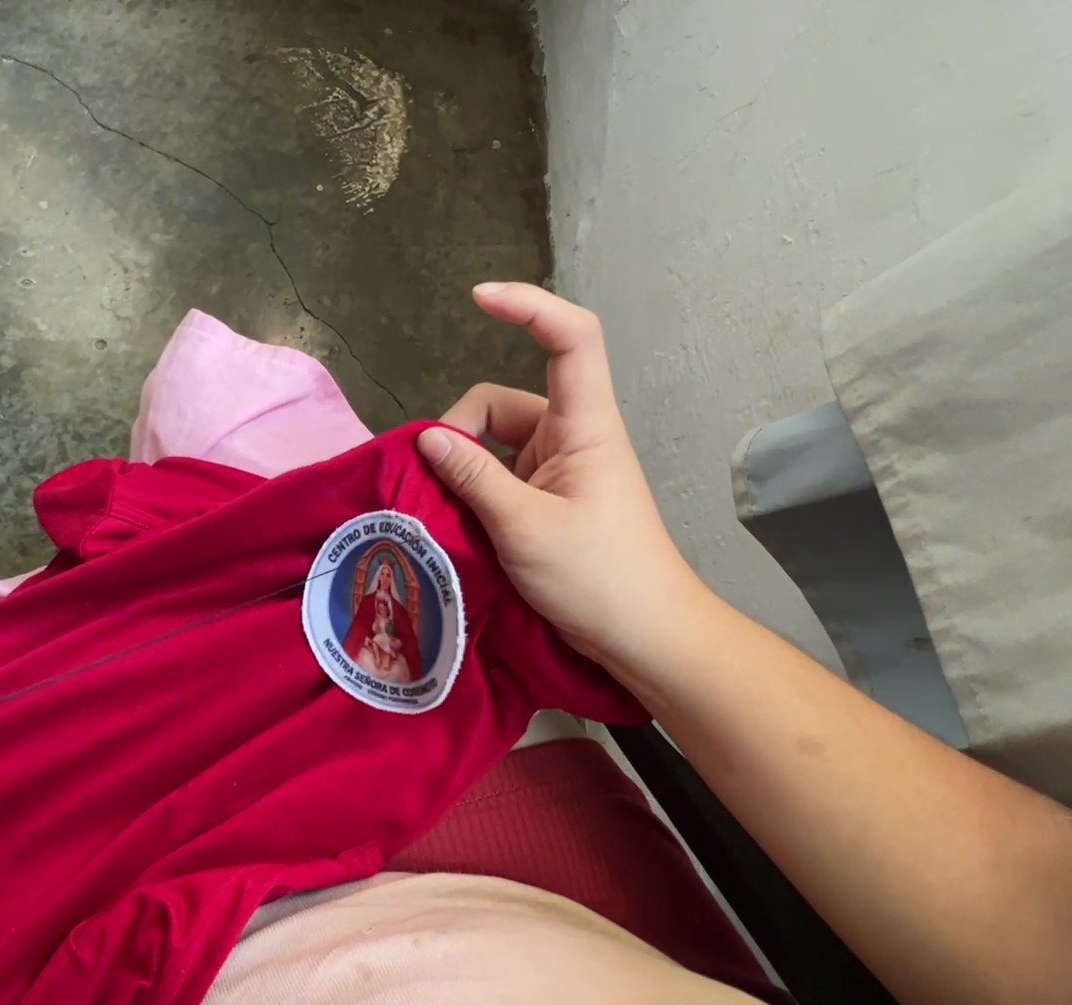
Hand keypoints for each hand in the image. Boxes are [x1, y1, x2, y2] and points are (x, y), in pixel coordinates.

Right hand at [417, 283, 713, 675]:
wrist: (644, 636)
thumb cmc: (598, 577)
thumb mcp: (524, 527)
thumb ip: (473, 478)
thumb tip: (427, 438)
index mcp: (584, 426)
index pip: (571, 337)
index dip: (528, 306)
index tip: (477, 299)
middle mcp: (570, 438)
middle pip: (500, 405)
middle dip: (458, 434)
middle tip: (434, 484)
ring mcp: (557, 472)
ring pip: (492, 446)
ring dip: (460, 470)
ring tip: (440, 511)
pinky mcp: (546, 501)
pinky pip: (497, 478)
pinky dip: (471, 491)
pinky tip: (453, 521)